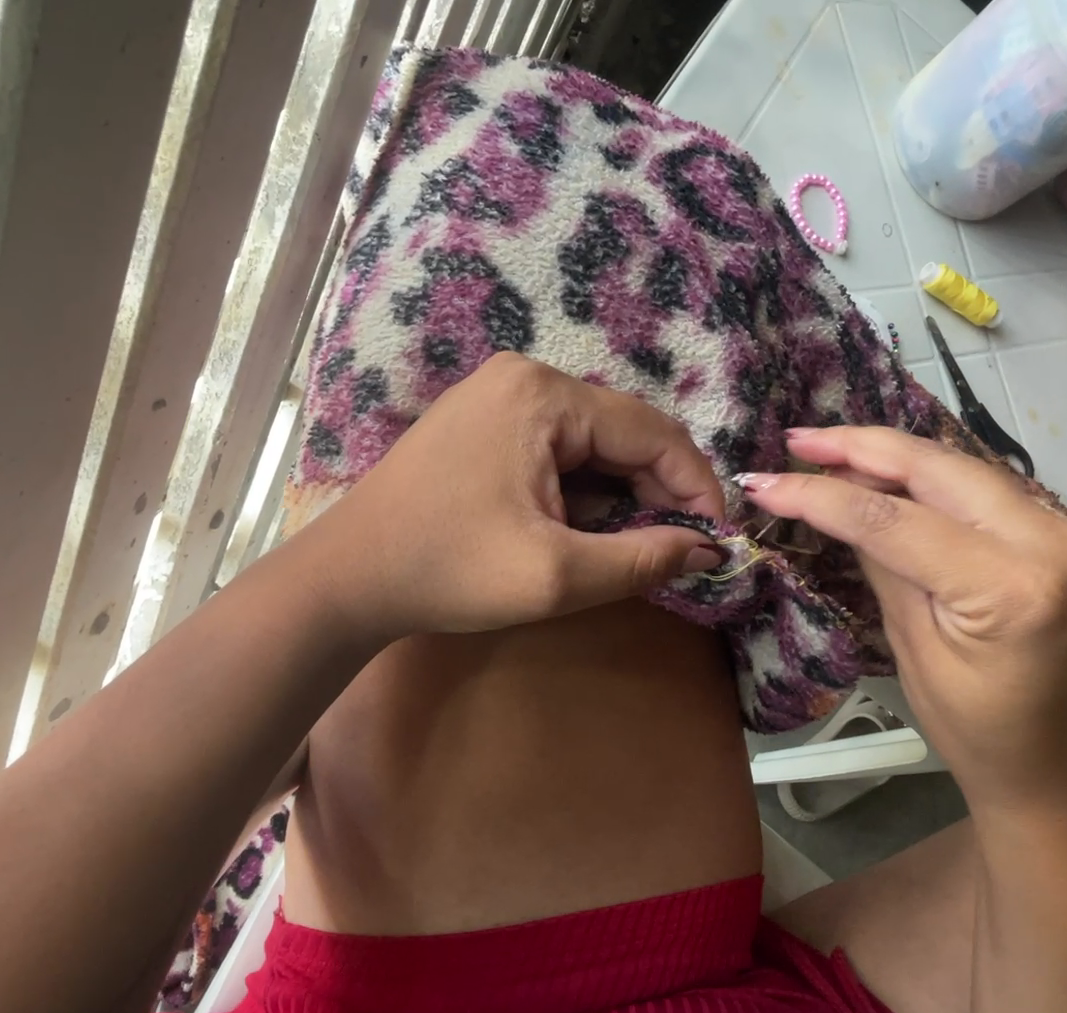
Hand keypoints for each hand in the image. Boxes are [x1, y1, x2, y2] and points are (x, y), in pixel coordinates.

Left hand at [297, 353, 724, 641]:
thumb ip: (643, 560)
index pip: (652, 431)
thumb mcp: (557, 576)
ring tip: (631, 546)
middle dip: (658, 492)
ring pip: (592, 444)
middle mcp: (524, 378)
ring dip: (621, 495)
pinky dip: (582, 490)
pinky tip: (582, 529)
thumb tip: (708, 550)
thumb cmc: (448, 572)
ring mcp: (498, 396)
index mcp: (544, 396)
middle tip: (680, 549)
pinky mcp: (482, 423)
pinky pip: (557, 450)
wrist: (347, 579)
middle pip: (622, 432)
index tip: (718, 538)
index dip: (696, 486)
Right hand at [740, 426, 1066, 806]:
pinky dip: (930, 476)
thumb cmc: (974, 728)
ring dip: (892, 455)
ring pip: (963, 468)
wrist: (1053, 764)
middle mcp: (1056, 543)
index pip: (896, 521)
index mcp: (1013, 588)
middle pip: (939, 470)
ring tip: (828, 449)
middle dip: (860, 448)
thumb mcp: (912, 647)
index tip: (765, 481)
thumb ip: (882, 562)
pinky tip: (884, 473)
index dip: (823, 496)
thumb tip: (837, 502)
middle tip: (798, 440)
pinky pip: (986, 489)